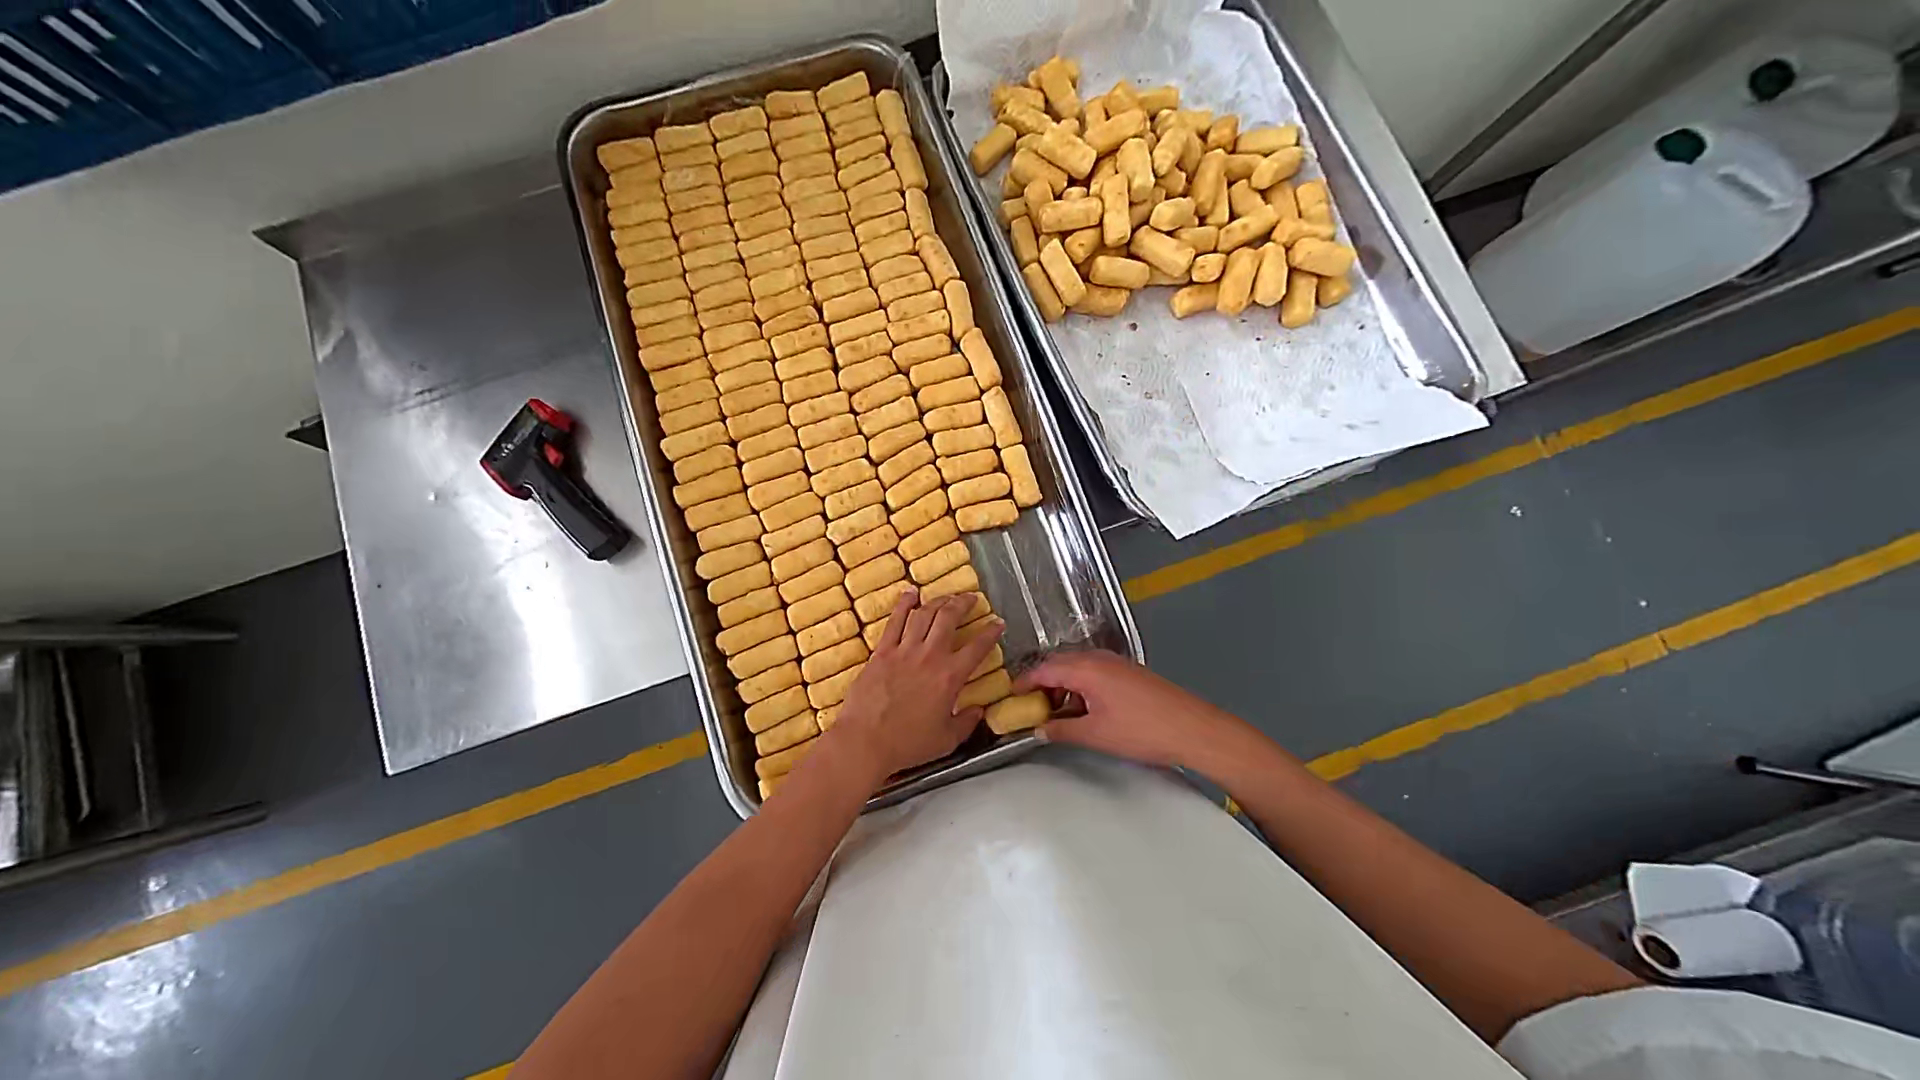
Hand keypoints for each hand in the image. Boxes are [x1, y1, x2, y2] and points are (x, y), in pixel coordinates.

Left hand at [828, 590, 1003, 784]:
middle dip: (963, 604)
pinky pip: (895, 622)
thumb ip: (966, 722)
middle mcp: (930, 656)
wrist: (865, 741)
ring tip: (947, 596)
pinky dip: (904, 605)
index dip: (991, 632)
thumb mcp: (947, 740)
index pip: (977, 647)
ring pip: (924, 614)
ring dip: (938, 601)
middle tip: (971, 598)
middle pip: (949, 618)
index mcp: (950, 676)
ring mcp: (904, 651)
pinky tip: (910, 594)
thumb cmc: (907, 744)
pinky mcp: (881, 652)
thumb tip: (977, 711)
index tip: (998, 623)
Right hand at [1016, 649, 1263, 776]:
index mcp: (1085, 668)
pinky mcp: (1129, 672)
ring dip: (1062, 686)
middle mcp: (1099, 658)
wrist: (1194, 729)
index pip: (1044, 668)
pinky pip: (1094, 672)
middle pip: (1059, 664)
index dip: (1024, 682)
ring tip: (1056, 712)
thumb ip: (1061, 729)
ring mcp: (1116, 663)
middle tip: (1030, 706)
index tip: (1010, 696)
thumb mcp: (1095, 735)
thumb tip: (1040, 729)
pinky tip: (1084, 709)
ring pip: (1078, 668)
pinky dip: (1081, 686)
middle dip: (1042, 683)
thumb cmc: (1142, 731)